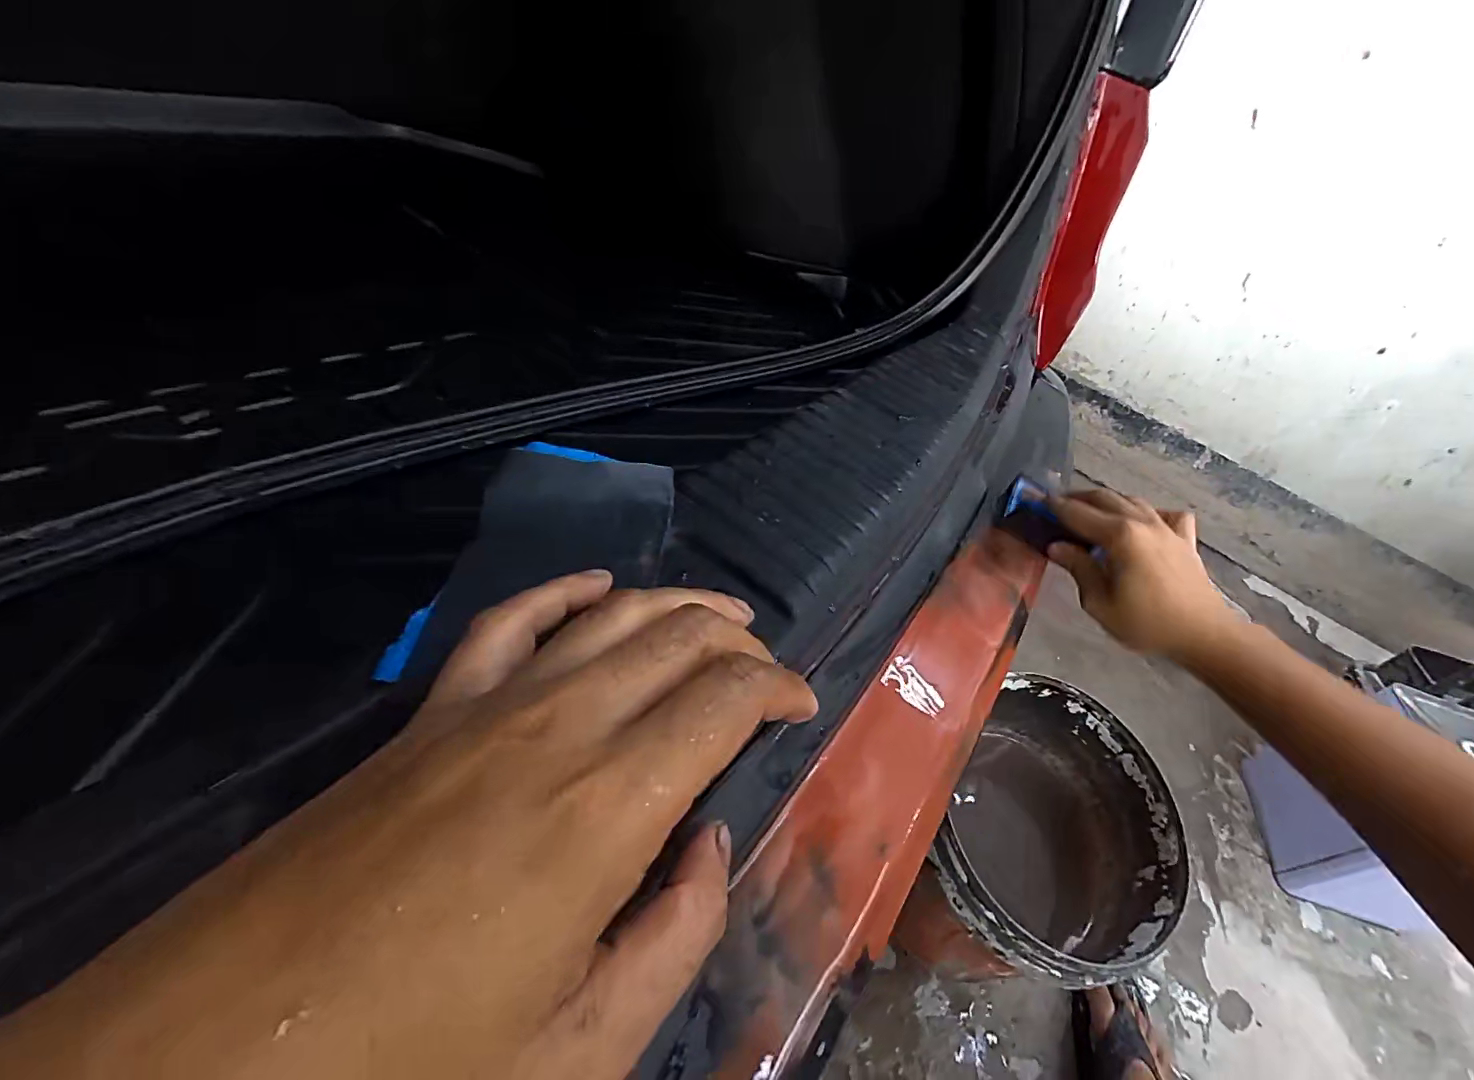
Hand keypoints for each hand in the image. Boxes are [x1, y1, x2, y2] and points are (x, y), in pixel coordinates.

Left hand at [0, 571, 816, 1079]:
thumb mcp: (582, 1049)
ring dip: (683, 606)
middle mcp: (561, 728)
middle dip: (744, 647)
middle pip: (682, 640)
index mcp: (612, 804)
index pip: (729, 696)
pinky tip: (600, 586)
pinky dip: (565, 592)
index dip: (783, 688)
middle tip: (771, 677)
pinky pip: (509, 621)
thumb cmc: (406, 1071)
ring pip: (614, 615)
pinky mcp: (425, 717)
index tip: (804, 707)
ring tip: (726, 617)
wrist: (180, 1079)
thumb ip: (679, 933)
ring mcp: (485, 710)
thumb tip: (709, 845)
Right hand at [1045, 488, 1234, 659]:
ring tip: (1091, 512)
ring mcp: (1167, 527)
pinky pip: (1165, 514)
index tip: (1036, 502)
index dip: (1054, 507)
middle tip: (1056, 506)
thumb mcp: (1101, 603)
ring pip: (1132, 501)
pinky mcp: (1184, 538)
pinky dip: (1149, 513)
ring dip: (1107, 502)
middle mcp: (1143, 521)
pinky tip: (1143, 523)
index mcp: (1120, 535)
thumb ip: (1079, 569)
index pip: (1078, 514)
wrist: (1202, 633)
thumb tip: (1057, 547)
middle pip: (1104, 498)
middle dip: (1077, 499)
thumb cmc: (1147, 623)